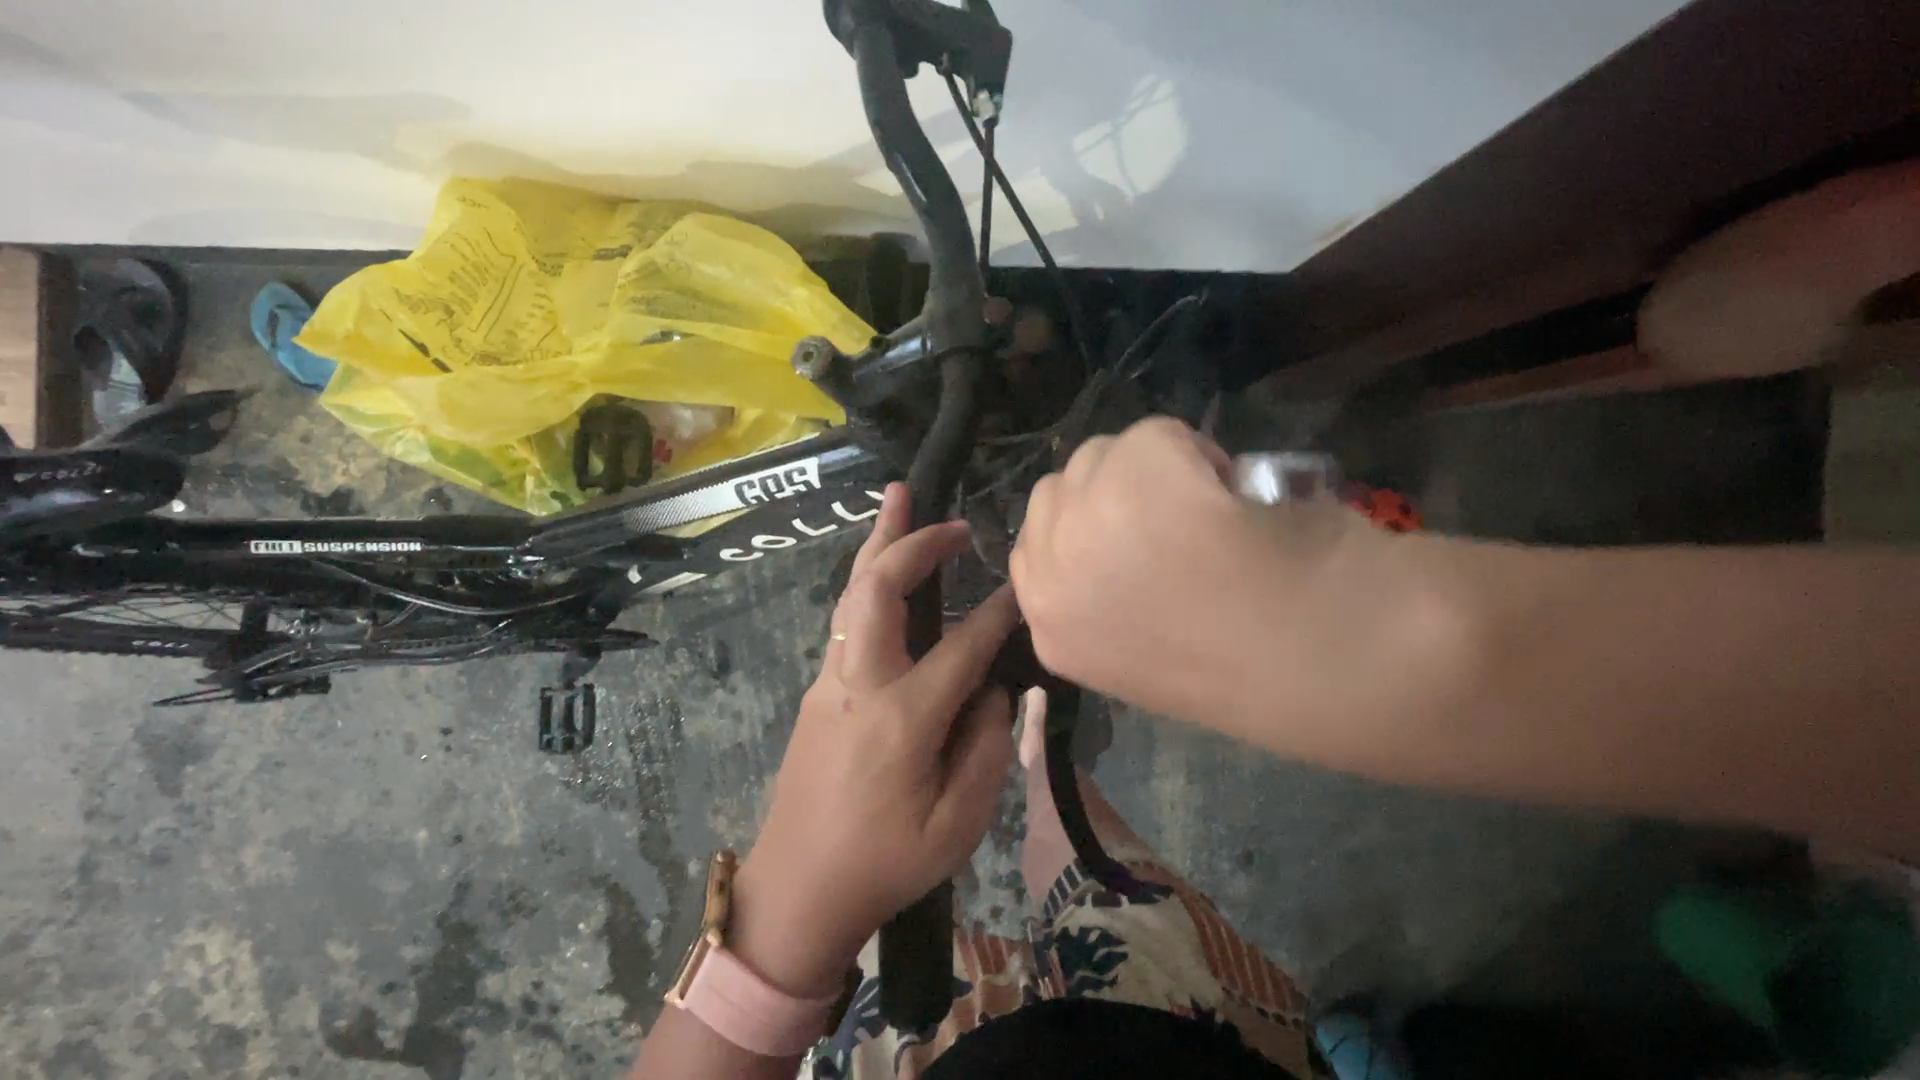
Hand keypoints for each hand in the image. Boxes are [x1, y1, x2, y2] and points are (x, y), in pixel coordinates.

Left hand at [731, 483, 1018, 997]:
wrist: (795, 891)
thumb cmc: (884, 865)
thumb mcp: (958, 825)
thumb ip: (987, 749)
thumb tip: (994, 691)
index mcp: (902, 717)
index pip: (963, 645)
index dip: (1001, 613)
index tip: (1027, 588)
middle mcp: (860, 684)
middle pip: (879, 589)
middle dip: (912, 541)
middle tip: (951, 518)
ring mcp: (830, 684)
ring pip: (852, 597)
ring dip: (878, 546)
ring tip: (896, 501)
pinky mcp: (816, 695)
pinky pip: (846, 623)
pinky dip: (868, 586)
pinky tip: (885, 579)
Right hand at [1010, 418, 1255, 715]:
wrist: (1330, 666)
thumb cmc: (1255, 675)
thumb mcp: (1144, 652)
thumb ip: (1104, 598)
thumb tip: (1112, 534)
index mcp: (1051, 632)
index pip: (1034, 548)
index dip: (1090, 534)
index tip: (1142, 546)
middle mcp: (1048, 579)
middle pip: (1057, 494)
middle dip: (1110, 498)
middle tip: (1177, 530)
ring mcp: (1081, 526)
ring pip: (1099, 458)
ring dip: (1149, 473)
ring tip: (1208, 513)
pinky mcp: (1131, 479)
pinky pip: (1153, 436)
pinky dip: (1196, 454)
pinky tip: (1233, 498)